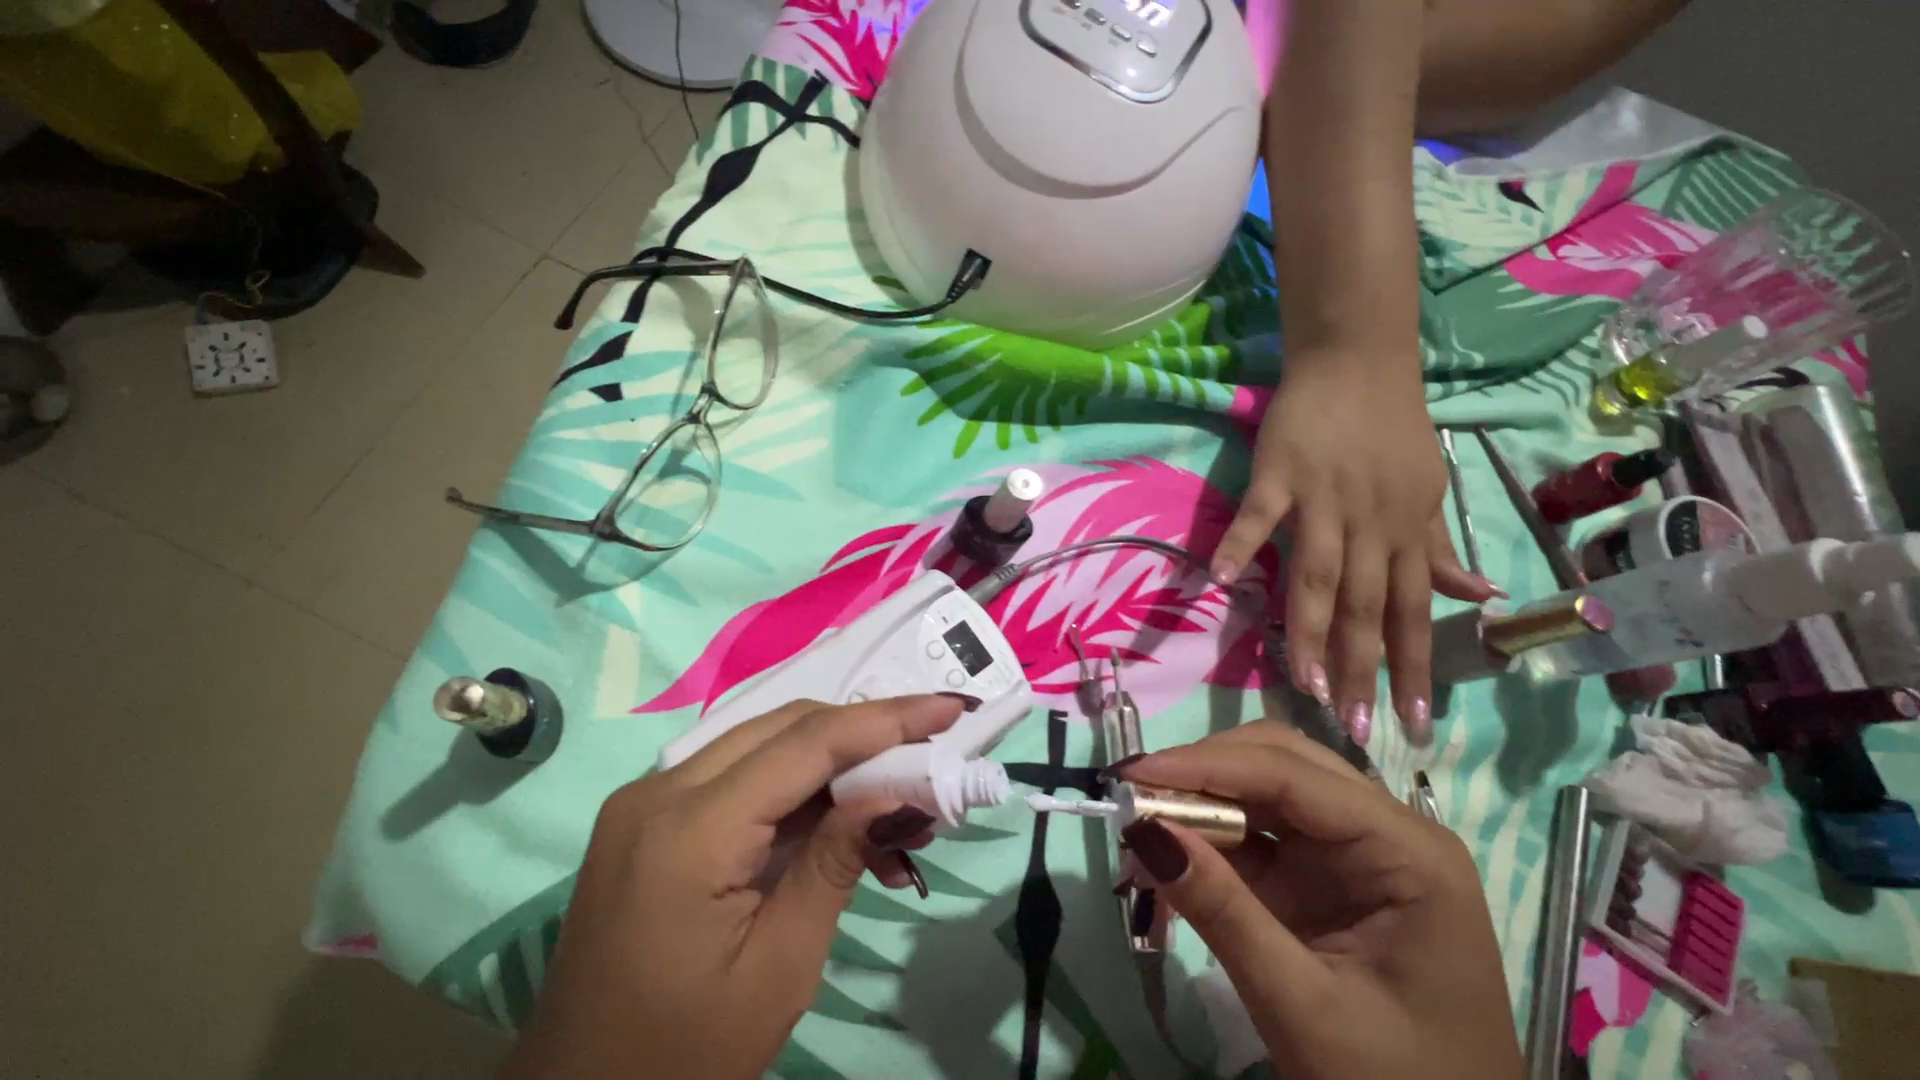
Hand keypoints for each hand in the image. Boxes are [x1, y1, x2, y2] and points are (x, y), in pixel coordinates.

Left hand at [501, 695, 961, 1079]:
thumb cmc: (685, 1052)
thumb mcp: (780, 966)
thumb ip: (836, 862)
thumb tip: (898, 790)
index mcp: (688, 830)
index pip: (805, 744)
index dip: (885, 720)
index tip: (950, 708)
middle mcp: (658, 791)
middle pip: (782, 728)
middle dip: (865, 733)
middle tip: (932, 757)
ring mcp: (645, 803)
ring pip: (760, 746)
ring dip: (833, 762)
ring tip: (899, 806)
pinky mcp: (646, 821)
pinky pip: (733, 779)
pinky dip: (793, 791)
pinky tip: (840, 826)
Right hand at [1112, 722, 1521, 1079]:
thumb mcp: (1303, 1005)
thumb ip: (1224, 912)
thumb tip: (1142, 831)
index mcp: (1407, 851)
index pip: (1294, 775)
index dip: (1206, 765)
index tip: (1129, 776)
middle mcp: (1385, 833)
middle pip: (1283, 765)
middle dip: (1203, 774)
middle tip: (1130, 798)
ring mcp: (1356, 856)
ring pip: (1267, 793)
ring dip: (1202, 803)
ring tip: (1138, 825)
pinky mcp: (1328, 881)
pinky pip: (1262, 838)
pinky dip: (1212, 841)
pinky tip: (1168, 855)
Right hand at [1211, 358, 1497, 744]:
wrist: (1359, 362)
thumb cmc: (1391, 429)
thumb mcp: (1430, 489)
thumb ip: (1439, 546)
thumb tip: (1478, 597)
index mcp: (1407, 530)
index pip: (1414, 611)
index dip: (1414, 668)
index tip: (1414, 724)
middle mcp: (1370, 524)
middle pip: (1367, 605)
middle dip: (1363, 668)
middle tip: (1353, 726)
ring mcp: (1323, 498)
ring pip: (1319, 573)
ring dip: (1311, 630)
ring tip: (1304, 683)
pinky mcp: (1279, 472)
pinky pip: (1260, 513)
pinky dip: (1240, 542)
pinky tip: (1220, 579)